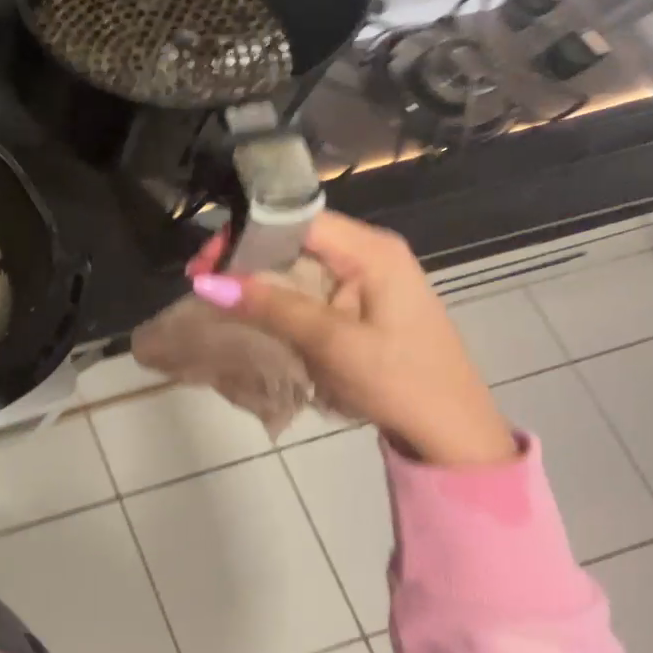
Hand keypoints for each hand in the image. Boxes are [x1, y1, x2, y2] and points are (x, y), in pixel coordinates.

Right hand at [189, 211, 517, 466]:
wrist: (452, 432)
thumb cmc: (400, 382)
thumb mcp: (332, 343)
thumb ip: (271, 307)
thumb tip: (206, 282)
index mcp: (372, 251)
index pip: (293, 220)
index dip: (243, 235)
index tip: (204, 266)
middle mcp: (368, 253)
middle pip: (291, 236)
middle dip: (242, 257)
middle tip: (200, 284)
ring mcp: (366, 277)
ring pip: (295, 262)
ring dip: (254, 278)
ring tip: (215, 298)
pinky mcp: (359, 302)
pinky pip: (306, 285)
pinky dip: (274, 295)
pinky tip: (249, 311)